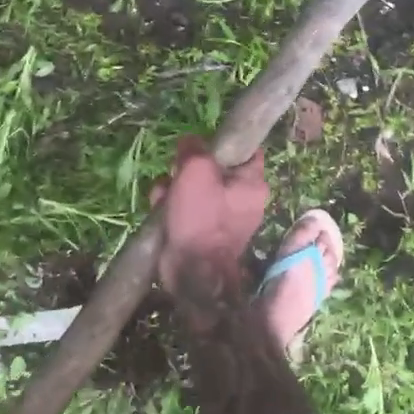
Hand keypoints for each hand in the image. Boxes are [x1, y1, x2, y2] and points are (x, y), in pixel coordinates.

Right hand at [153, 134, 269, 293]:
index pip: (246, 150)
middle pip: (214, 168)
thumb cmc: (201, 217)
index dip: (223, 142)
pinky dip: (173, 205)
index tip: (202, 142)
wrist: (192, 272)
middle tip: (176, 170)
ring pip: (196, 188)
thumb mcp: (196, 170)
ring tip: (163, 194)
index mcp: (253, 184)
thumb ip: (195, 148)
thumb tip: (191, 140)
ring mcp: (224, 218)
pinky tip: (160, 208)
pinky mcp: (204, 231)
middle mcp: (244, 200)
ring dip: (175, 186)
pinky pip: (188, 208)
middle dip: (188, 167)